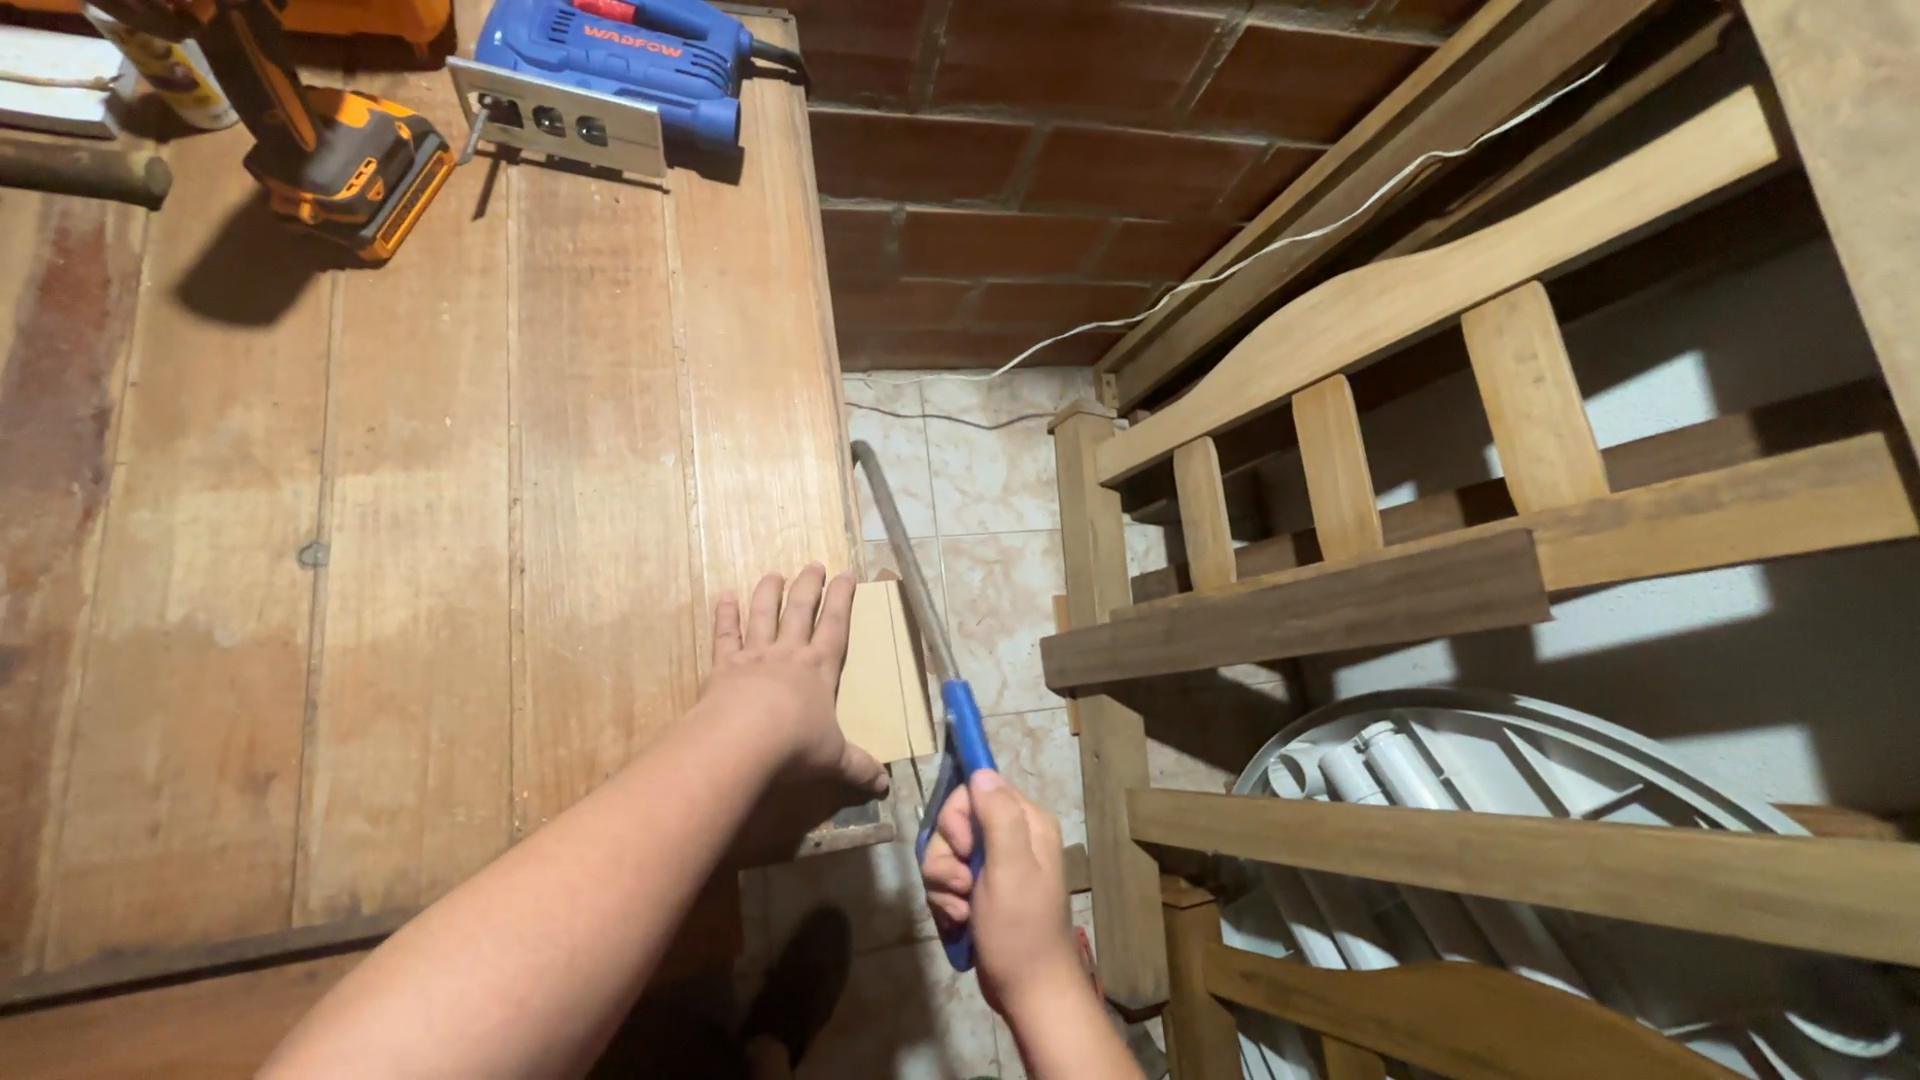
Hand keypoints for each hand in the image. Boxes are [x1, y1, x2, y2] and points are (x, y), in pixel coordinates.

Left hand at [704, 564, 887, 795]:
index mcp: (820, 668)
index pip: (835, 625)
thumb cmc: (796, 746)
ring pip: (762, 615)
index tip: (846, 574)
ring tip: (773, 573)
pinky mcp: (723, 667)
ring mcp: (754, 657)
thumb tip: (885, 785)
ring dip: (768, 592)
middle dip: (809, 586)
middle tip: (813, 564)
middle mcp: (789, 654)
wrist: (743, 741)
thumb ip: (858, 767)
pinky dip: (724, 615)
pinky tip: (723, 595)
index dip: (842, 598)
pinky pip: (724, 636)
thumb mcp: (835, 758)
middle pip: (800, 610)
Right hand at [920, 771, 1080, 1017]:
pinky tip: (960, 921)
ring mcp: (994, 864)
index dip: (959, 817)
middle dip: (947, 856)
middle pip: (955, 822)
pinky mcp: (979, 890)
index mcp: (1027, 822)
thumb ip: (998, 816)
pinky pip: (946, 880)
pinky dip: (946, 901)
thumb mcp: (1011, 869)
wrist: (1028, 991)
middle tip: (962, 884)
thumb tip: (981, 770)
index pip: (977, 790)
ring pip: (945, 853)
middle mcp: (1012, 836)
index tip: (963, 848)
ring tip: (962, 910)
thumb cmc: (1021, 929)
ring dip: (944, 884)